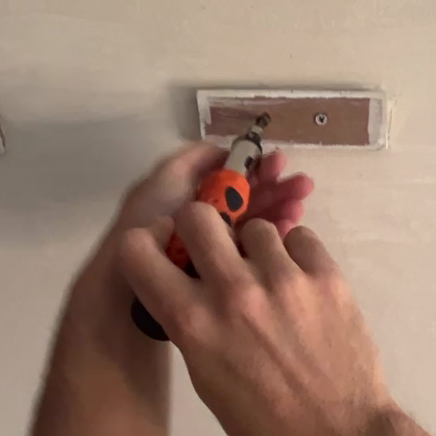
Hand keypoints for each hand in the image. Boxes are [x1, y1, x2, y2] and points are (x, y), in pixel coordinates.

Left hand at [79, 142, 313, 297]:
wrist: (132, 287)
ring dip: (279, 209)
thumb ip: (192, 162)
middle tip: (303, 185)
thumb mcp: (164, 183)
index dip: (257, 168)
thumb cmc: (148, 229)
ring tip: (300, 204)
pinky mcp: (223, 275)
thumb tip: (223, 148)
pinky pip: (254, 251)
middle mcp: (206, 221)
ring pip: (256, 223)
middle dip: (276, 188)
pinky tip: (290, 229)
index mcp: (194, 198)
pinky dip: (273, 238)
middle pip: (249, 198)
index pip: (232, 178)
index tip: (280, 164)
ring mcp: (216, 248)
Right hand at [118, 206, 397, 435]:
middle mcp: (233, 291)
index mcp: (193, 323)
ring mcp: (284, 279)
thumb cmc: (265, 424)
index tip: (167, 253)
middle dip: (202, 231)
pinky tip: (303, 288)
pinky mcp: (327, 276)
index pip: (136, 251)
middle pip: (197, 216)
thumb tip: (189, 284)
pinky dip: (297, 257)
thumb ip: (192, 324)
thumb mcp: (207, 378)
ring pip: (256, 228)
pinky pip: (300, 238)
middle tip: (218, 254)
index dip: (148, 246)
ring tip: (273, 284)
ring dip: (257, 250)